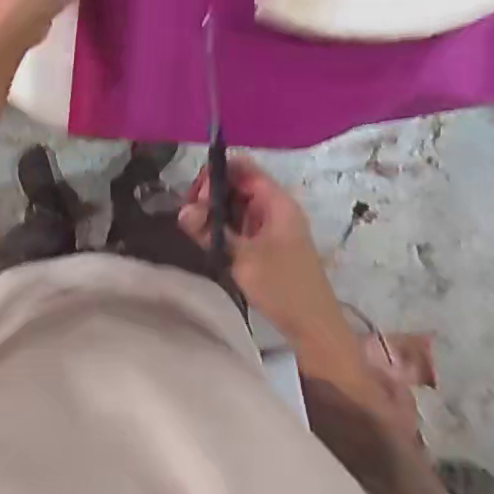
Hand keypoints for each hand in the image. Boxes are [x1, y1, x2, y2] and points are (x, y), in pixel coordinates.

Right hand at [177, 156, 343, 337]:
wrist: (311, 324)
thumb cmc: (282, 286)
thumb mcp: (241, 257)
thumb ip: (210, 231)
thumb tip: (182, 211)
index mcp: (277, 203)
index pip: (243, 169)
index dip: (216, 174)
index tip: (194, 195)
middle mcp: (274, 208)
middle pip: (236, 184)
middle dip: (210, 194)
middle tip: (190, 214)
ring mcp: (269, 225)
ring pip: (235, 204)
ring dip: (213, 211)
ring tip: (193, 226)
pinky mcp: (263, 242)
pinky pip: (238, 223)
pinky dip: (220, 226)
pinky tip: (205, 237)